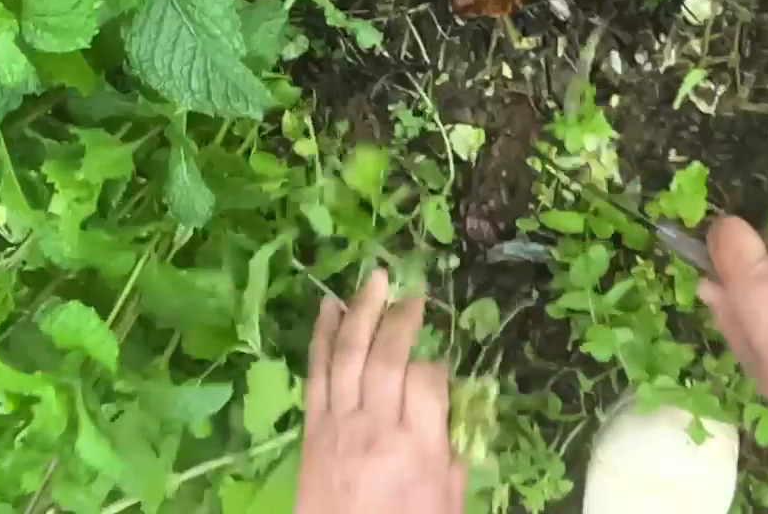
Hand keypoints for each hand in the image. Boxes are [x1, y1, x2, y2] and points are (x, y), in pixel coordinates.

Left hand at [296, 269, 464, 513]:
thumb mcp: (446, 506)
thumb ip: (453, 454)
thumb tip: (456, 407)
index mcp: (416, 450)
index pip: (427, 381)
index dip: (436, 362)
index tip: (441, 359)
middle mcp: (376, 428)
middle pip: (387, 357)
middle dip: (402, 318)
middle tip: (414, 293)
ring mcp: (339, 423)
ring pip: (349, 353)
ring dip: (362, 310)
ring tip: (375, 278)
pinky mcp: (311, 426)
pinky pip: (315, 371)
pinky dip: (321, 335)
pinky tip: (329, 306)